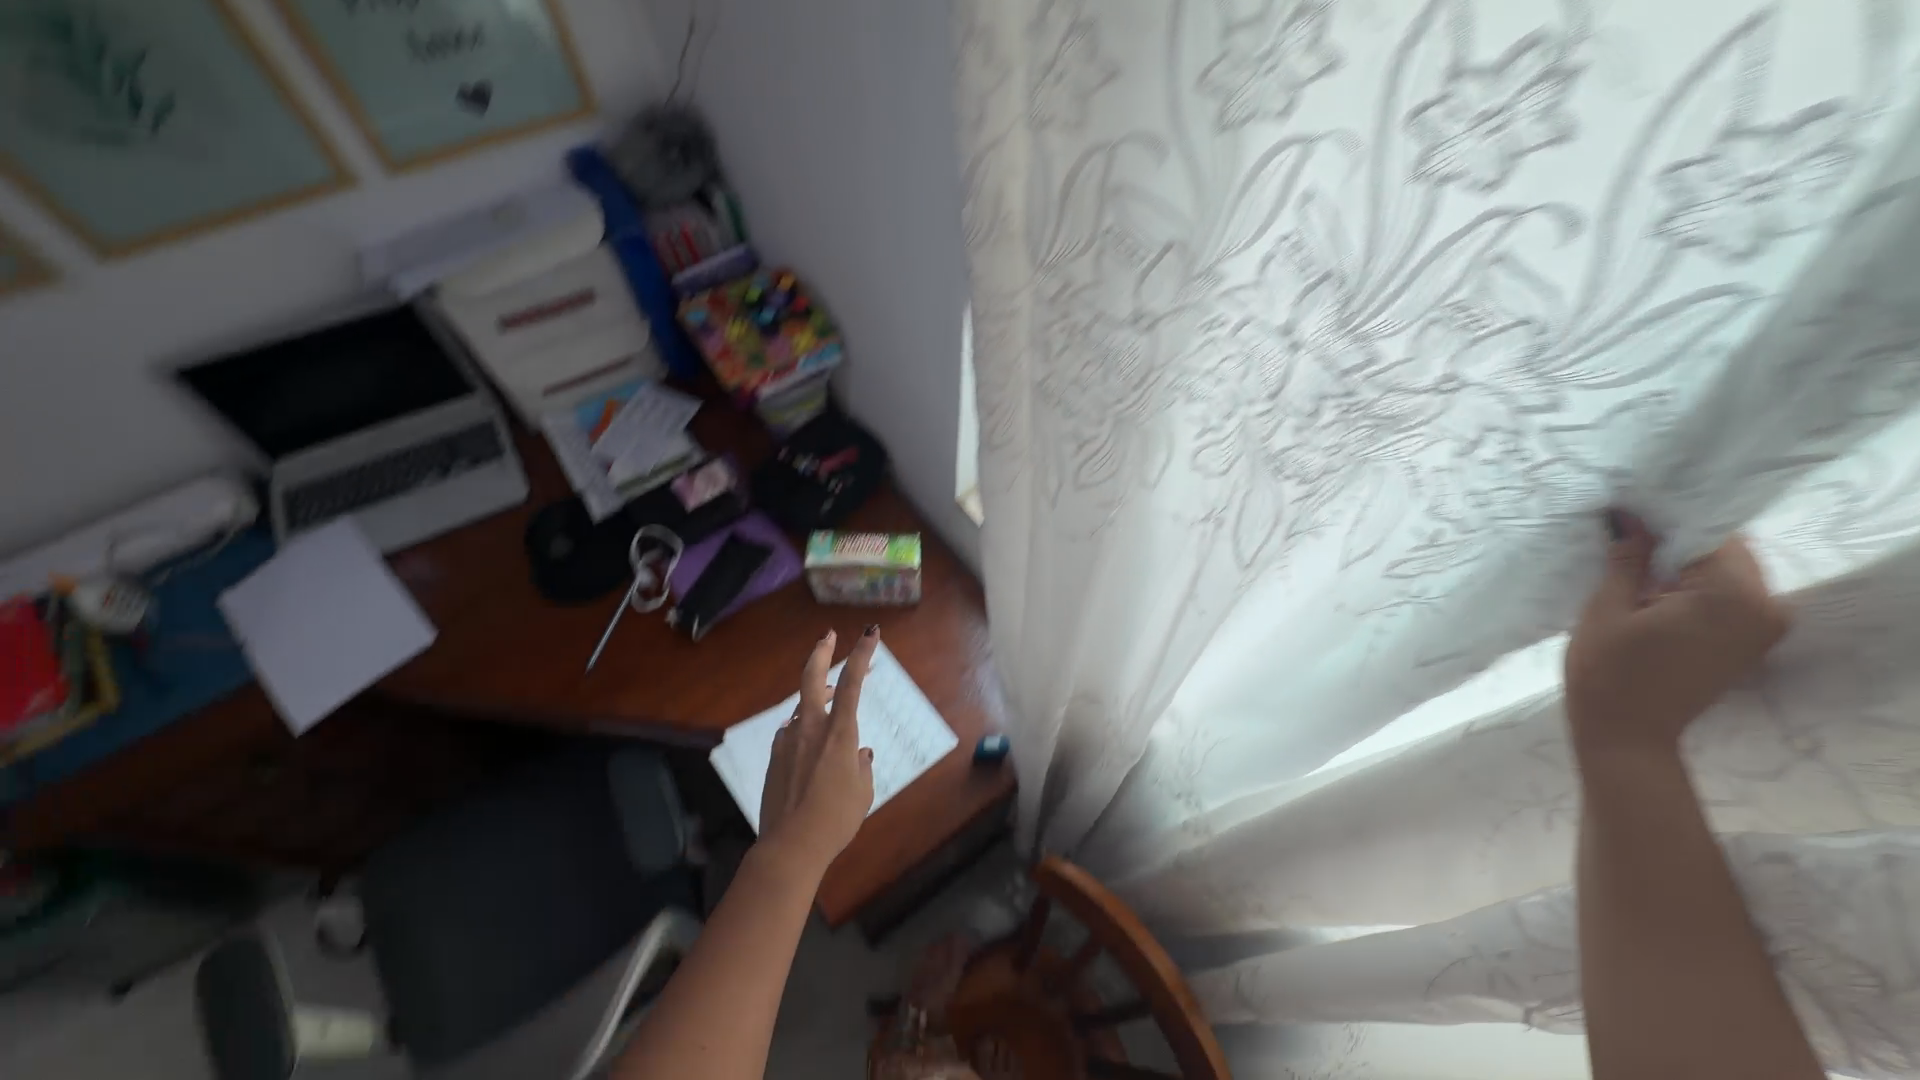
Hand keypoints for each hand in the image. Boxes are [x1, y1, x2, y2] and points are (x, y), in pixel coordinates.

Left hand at [759, 627, 878, 875]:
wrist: (791, 845)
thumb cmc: (836, 819)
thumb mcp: (863, 792)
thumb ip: (862, 766)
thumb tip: (859, 753)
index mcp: (839, 733)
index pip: (853, 683)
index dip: (862, 654)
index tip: (871, 633)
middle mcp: (811, 728)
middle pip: (812, 677)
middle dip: (821, 651)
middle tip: (828, 635)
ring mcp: (788, 741)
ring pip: (801, 709)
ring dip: (816, 702)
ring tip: (830, 703)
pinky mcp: (774, 758)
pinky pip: (791, 734)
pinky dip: (803, 731)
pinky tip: (809, 748)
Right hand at [1564, 513, 1790, 755]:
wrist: (1626, 733)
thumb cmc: (1607, 670)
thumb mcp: (1606, 607)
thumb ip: (1627, 558)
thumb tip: (1628, 515)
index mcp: (1732, 593)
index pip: (1707, 533)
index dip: (1664, 522)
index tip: (1626, 519)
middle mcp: (1766, 605)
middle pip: (1724, 550)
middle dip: (1676, 543)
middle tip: (1626, 544)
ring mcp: (1766, 625)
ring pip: (1726, 571)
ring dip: (1685, 566)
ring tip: (1636, 572)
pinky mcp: (1753, 640)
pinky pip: (1730, 595)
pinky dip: (1695, 588)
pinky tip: (1654, 595)